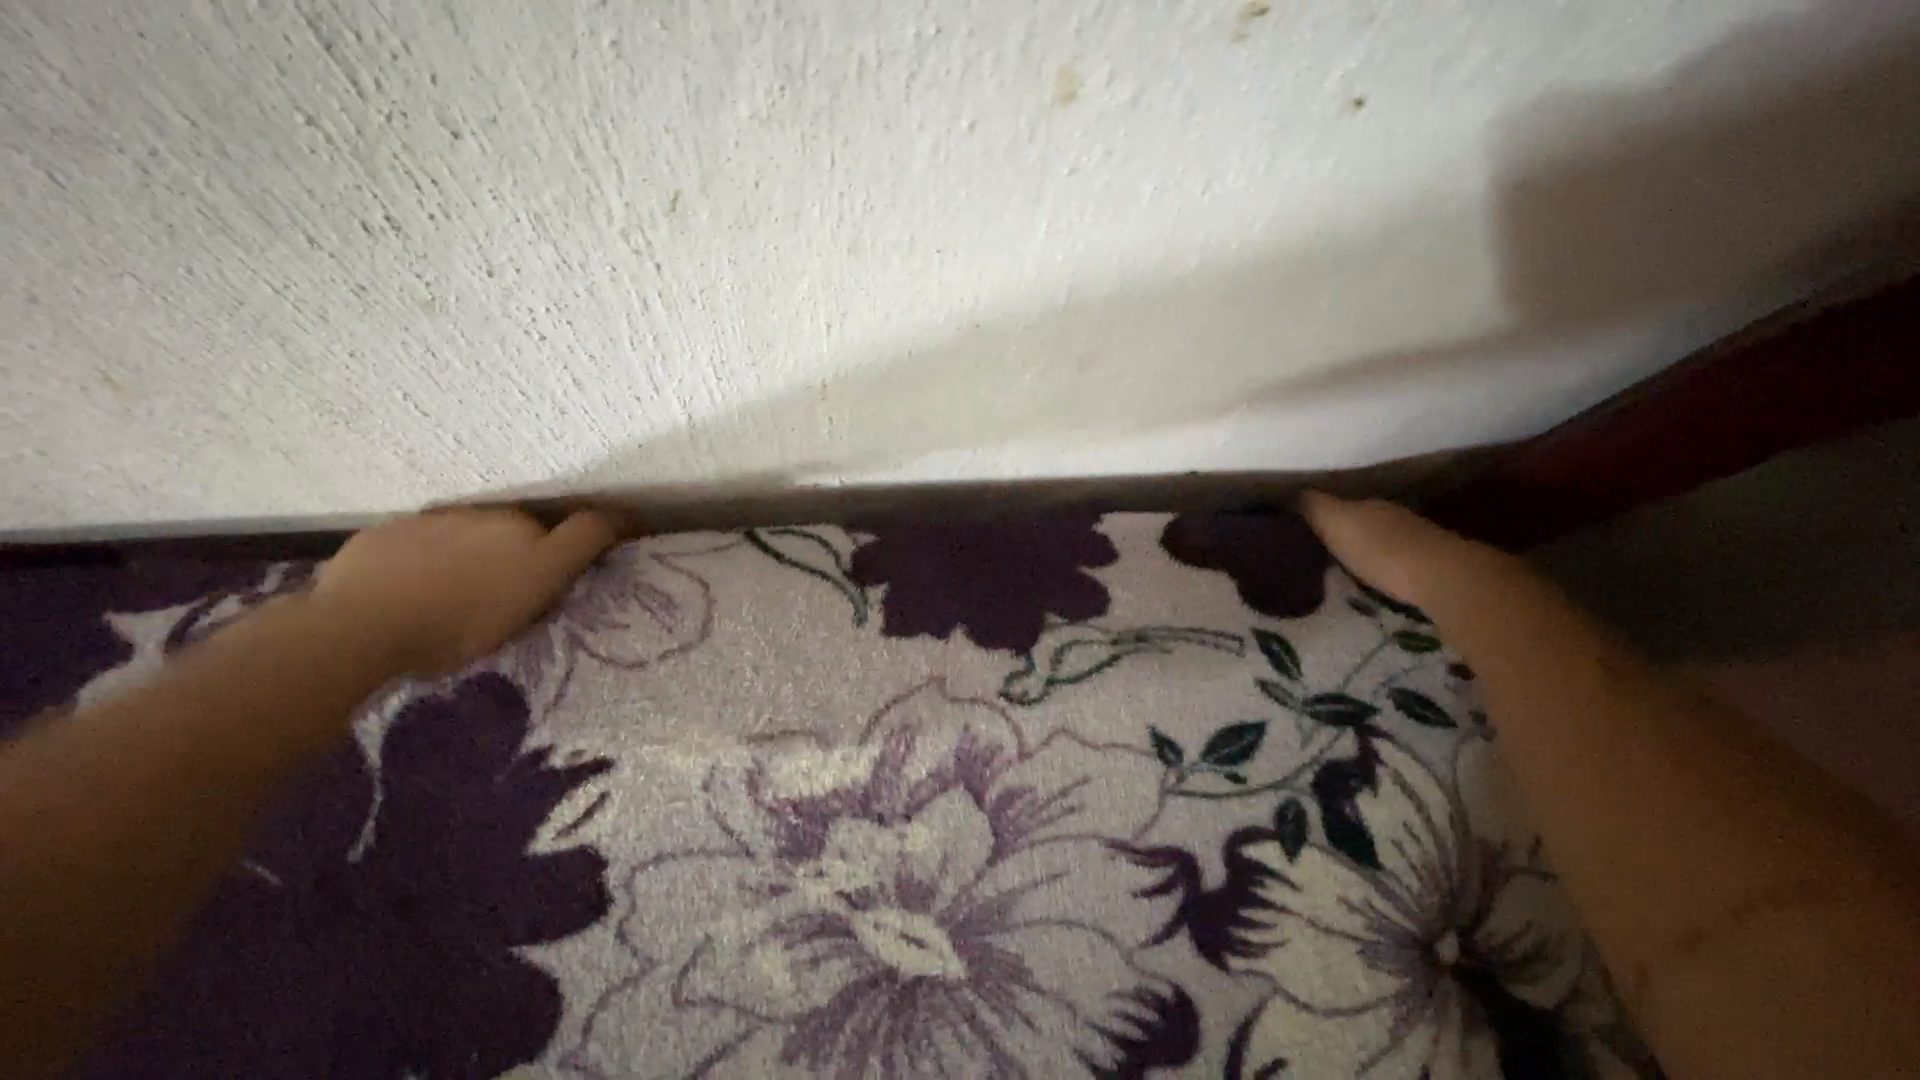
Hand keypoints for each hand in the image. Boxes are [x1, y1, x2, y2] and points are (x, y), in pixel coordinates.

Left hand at [311, 508, 616, 676]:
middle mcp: (500, 519)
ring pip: (479, 529)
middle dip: (533, 546)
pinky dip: (433, 553)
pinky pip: (430, 536)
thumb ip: (546, 591)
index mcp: (536, 546)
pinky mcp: (401, 524)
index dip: (619, 523)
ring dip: (481, 548)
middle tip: (516, 583)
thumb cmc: (455, 631)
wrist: (361, 624)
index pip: (593, 525)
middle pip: (532, 527)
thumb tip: (558, 572)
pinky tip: (414, 582)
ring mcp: (447, 518)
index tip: (633, 527)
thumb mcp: (519, 622)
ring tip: (457, 586)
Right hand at [1299, 489, 1503, 608]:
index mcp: (1367, 504)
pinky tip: (1377, 576)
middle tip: (1322, 551)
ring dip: (1366, 548)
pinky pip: (1397, 558)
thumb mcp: (1334, 522)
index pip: (1338, 504)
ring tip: (1346, 566)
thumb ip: (1314, 506)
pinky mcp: (1429, 563)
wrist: (1438, 575)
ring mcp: (1414, 537)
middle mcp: (1391, 514)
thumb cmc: (1379, 548)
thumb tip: (1293, 493)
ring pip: (1381, 538)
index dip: (1320, 515)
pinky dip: (1384, 564)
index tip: (1303, 531)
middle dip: (1344, 531)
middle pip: (1362, 520)